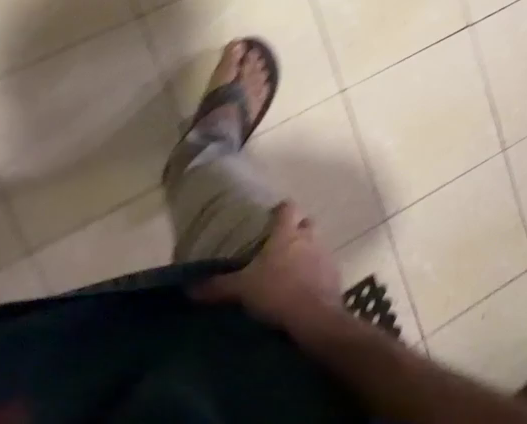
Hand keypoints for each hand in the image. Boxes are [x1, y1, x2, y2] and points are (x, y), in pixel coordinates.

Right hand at [192, 202, 342, 332]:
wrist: (315, 319)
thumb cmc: (277, 292)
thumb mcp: (242, 289)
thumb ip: (218, 286)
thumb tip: (189, 288)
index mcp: (286, 233)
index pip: (288, 207)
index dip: (281, 210)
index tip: (272, 217)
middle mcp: (309, 238)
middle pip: (307, 223)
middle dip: (298, 229)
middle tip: (282, 243)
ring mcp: (326, 257)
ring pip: (318, 245)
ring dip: (309, 251)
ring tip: (293, 268)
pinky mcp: (336, 278)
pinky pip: (327, 269)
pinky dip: (318, 274)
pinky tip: (307, 289)